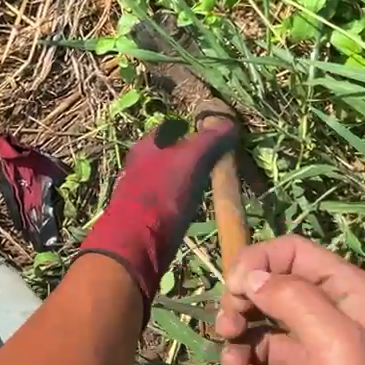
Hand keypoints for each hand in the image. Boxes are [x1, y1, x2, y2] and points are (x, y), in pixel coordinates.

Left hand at [78, 110, 237, 311]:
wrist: (135, 241)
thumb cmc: (163, 194)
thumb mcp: (191, 161)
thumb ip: (208, 141)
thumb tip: (228, 122)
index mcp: (147, 145)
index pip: (173, 128)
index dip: (194, 131)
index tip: (218, 138)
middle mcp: (139, 163)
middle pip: (170, 152)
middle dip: (191, 156)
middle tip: (218, 163)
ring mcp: (139, 189)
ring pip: (168, 175)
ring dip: (187, 177)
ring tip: (210, 184)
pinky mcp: (144, 213)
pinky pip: (168, 197)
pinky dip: (181, 197)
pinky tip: (193, 206)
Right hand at [215, 237, 364, 364]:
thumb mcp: (334, 347)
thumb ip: (293, 299)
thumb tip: (250, 275)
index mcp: (355, 292)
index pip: (294, 251)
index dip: (259, 261)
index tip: (234, 289)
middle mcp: (339, 308)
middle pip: (277, 278)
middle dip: (246, 294)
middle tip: (226, 321)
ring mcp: (323, 340)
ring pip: (268, 310)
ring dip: (241, 320)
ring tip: (226, 343)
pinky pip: (267, 342)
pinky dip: (247, 348)